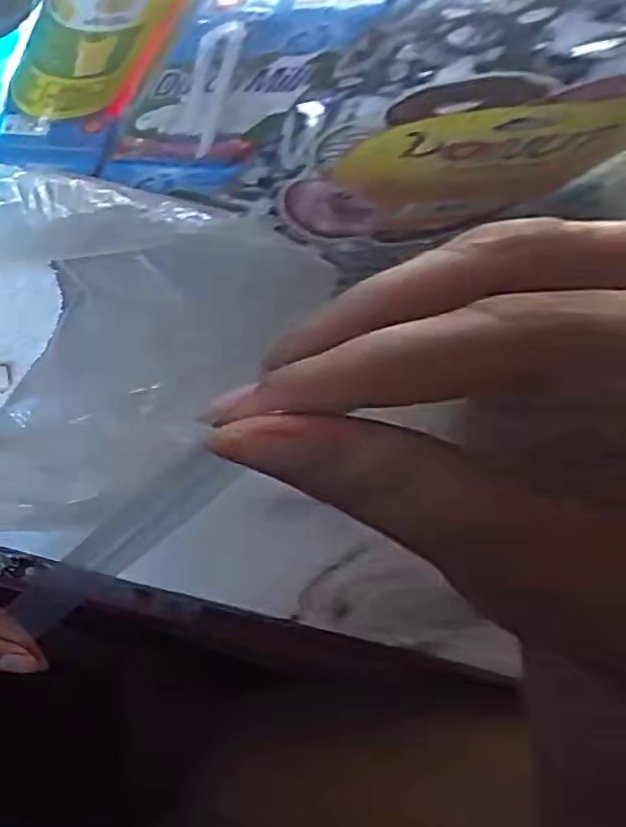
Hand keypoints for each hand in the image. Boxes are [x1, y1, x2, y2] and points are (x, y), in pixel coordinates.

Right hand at [204, 218, 625, 671]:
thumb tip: (236, 434)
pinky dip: (402, 314)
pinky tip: (345, 360)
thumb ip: (395, 490)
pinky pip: (497, 280)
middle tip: (269, 383)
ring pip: (502, 255)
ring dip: (376, 309)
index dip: (375, 363)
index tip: (255, 409)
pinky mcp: (598, 317)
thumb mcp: (528, 570)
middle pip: (516, 258)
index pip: (532, 332)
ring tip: (294, 372)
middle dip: (365, 316)